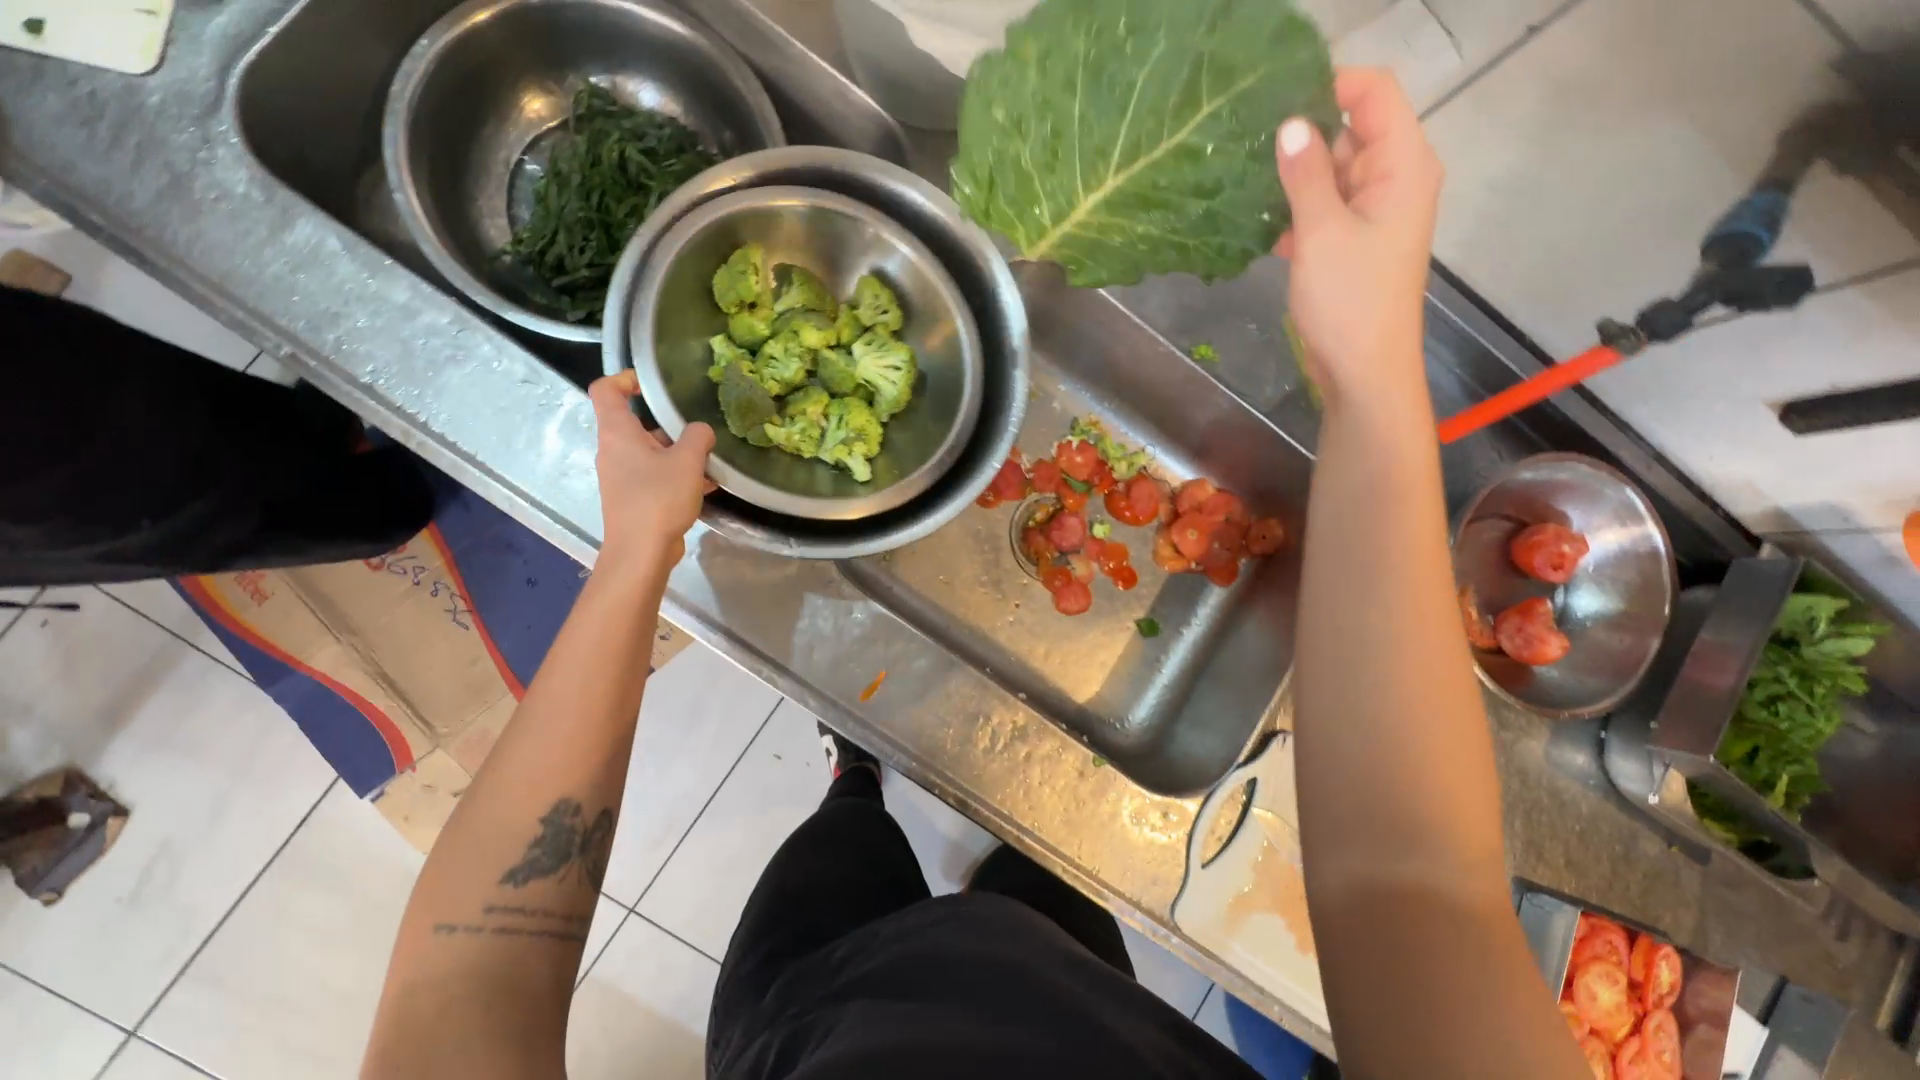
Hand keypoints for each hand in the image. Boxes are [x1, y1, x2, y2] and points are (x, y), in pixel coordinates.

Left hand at [587, 370, 715, 572]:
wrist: (641, 552)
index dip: (625, 378)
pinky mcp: (633, 498)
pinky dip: (677, 476)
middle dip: (669, 425)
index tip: (653, 384)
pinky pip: (656, 476)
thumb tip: (701, 430)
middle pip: (636, 424)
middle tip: (698, 430)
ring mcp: (622, 476)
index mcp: (617, 433)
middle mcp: (614, 451)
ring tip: (710, 463)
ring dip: (679, 454)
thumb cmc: (659, 498)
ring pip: (651, 453)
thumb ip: (698, 437)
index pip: (605, 390)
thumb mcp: (687, 461)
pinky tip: (706, 486)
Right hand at [1273, 68, 1443, 409]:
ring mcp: (1371, 211)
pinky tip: (1254, 218)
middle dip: (1302, 131)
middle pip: (1350, 128)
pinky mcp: (1350, 240)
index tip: (1273, 99)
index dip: (1329, 83)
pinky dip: (1294, 208)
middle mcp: (1393, 178)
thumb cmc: (1350, 303)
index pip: (1374, 92)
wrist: (1362, 373)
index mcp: (1402, 165)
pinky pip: (1322, 205)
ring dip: (1292, 174)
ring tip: (1239, 174)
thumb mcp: (1322, 232)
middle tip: (1243, 139)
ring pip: (1330, 169)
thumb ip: (1307, 173)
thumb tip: (1288, 124)